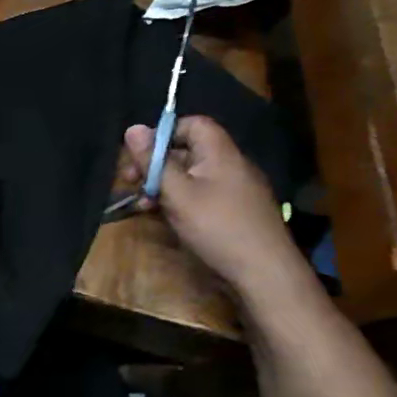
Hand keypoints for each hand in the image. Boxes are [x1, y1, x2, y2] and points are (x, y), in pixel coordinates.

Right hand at [121, 116, 296, 292]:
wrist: (265, 272)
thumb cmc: (217, 226)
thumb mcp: (177, 193)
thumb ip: (153, 161)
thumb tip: (132, 128)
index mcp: (219, 151)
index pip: (191, 124)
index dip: (164, 134)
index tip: (140, 155)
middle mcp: (230, 163)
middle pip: (188, 151)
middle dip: (157, 165)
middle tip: (131, 182)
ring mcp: (235, 189)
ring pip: (192, 177)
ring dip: (165, 187)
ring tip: (143, 206)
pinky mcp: (236, 211)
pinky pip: (203, 196)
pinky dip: (182, 202)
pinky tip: (166, 219)